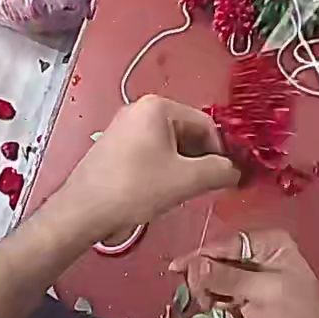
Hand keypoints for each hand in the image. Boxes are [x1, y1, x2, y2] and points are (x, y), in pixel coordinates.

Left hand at [50, 95, 239, 241]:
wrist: (83, 211)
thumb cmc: (135, 188)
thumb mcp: (186, 180)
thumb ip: (219, 170)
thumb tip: (235, 170)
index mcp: (158, 106)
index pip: (206, 124)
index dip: (221, 151)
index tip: (226, 177)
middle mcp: (139, 108)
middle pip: (187, 132)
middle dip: (201, 159)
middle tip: (206, 187)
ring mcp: (124, 127)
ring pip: (170, 144)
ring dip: (183, 166)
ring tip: (182, 191)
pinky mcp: (115, 146)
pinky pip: (151, 151)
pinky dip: (163, 168)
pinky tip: (161, 190)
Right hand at [171, 229, 318, 317]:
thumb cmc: (297, 315)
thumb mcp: (265, 292)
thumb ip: (228, 277)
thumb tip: (196, 265)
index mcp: (270, 242)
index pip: (228, 243)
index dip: (202, 255)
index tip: (178, 267)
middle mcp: (259, 252)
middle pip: (218, 256)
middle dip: (202, 273)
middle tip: (193, 293)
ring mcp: (250, 273)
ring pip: (215, 273)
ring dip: (204, 287)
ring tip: (202, 303)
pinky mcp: (244, 293)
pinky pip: (218, 288)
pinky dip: (210, 297)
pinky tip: (207, 306)